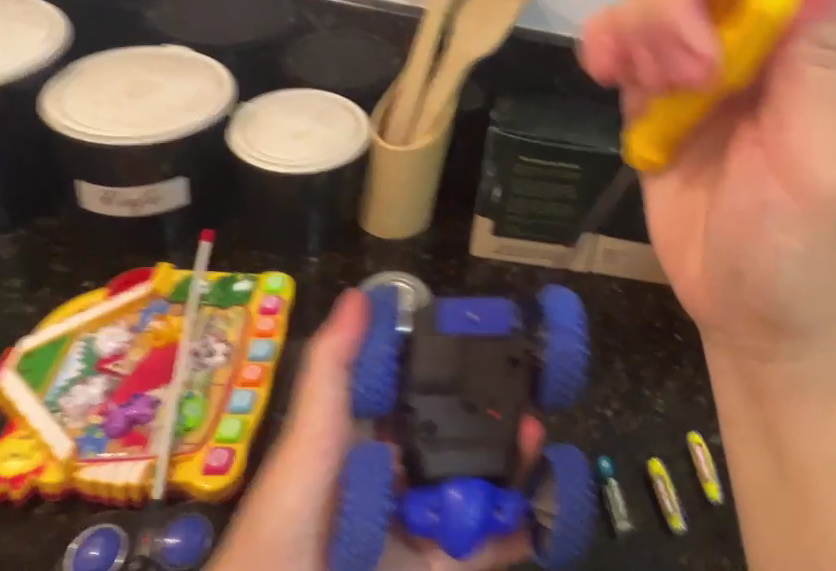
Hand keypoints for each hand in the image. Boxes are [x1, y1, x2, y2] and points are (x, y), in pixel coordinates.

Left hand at [208, 289, 543, 570]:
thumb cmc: (290, 515)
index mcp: (364, 450)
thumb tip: (361, 292)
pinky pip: (486, 549)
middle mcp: (396, 487)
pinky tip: (545, 511)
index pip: (416, 405)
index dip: (455, 381)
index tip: (493, 352)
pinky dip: (517, 534)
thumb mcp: (310, 434)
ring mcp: (419, 531)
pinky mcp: (437, 569)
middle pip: (457, 450)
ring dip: (513, 470)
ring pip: (478, 494)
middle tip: (528, 405)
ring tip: (537, 441)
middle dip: (495, 428)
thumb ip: (334, 368)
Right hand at [577, 0, 835, 363]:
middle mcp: (762, 35)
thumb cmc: (803, 249)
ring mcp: (705, 60)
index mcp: (820, 41)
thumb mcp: (823, 156)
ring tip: (662, 95)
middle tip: (687, 74)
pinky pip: (620, 35)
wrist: (751, 319)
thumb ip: (824, 52)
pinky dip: (605, 41)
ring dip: (645, 28)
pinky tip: (605, 72)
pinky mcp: (657, 91)